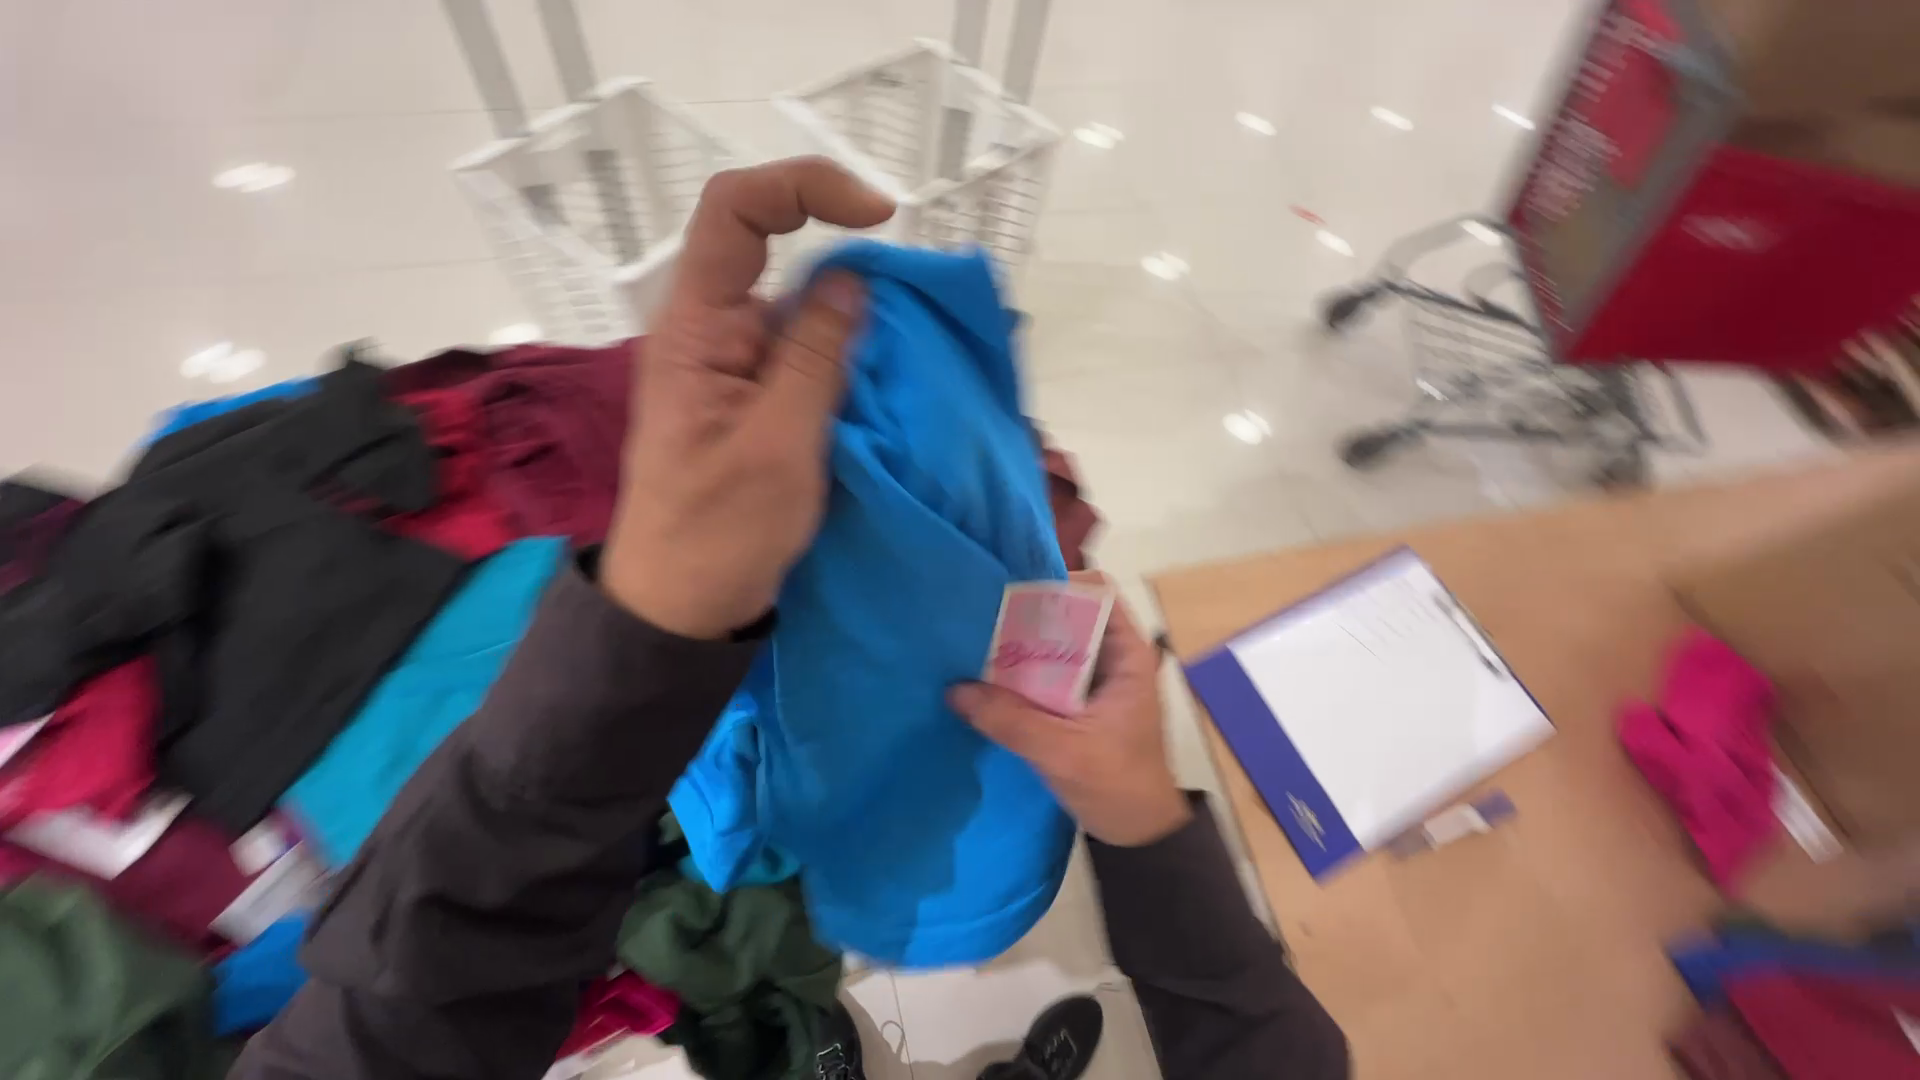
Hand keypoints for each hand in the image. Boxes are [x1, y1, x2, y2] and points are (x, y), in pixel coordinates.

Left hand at [601, 158, 895, 638]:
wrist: (685, 606)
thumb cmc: (720, 531)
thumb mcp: (779, 443)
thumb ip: (815, 356)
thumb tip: (853, 278)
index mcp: (696, 328)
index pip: (735, 212)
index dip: (805, 188)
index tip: (881, 217)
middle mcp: (713, 332)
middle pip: (779, 257)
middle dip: (852, 273)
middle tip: (910, 320)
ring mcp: (736, 367)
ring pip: (803, 312)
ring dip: (857, 327)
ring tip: (904, 369)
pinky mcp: (757, 400)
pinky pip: (807, 358)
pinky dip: (850, 364)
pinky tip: (884, 391)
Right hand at [948, 573, 1192, 845]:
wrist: (1139, 833)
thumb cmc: (1117, 785)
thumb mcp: (1062, 752)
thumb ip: (1011, 720)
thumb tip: (954, 690)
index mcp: (1128, 653)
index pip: (1096, 591)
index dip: (1057, 582)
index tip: (1012, 590)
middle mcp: (1113, 655)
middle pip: (1067, 613)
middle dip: (1025, 612)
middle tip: (979, 615)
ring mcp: (1095, 677)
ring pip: (1053, 642)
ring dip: (1018, 642)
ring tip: (974, 639)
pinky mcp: (1077, 700)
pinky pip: (1044, 671)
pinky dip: (1019, 670)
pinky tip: (985, 675)